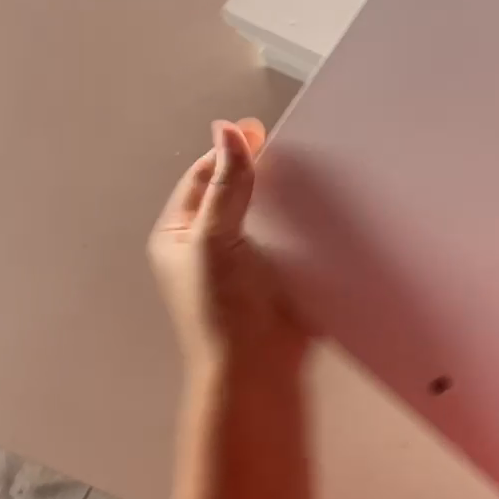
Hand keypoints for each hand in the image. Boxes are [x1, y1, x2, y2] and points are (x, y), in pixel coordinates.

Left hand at [148, 119, 309, 373]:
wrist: (256, 370)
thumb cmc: (224, 308)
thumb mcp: (216, 239)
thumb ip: (226, 186)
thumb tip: (227, 131)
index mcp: (179, 234)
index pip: (203, 178)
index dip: (228, 152)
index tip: (259, 129)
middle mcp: (207, 246)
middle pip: (233, 194)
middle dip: (257, 172)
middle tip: (290, 151)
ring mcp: (242, 264)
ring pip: (261, 217)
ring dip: (281, 200)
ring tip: (311, 178)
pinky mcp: (273, 279)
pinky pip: (284, 241)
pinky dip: (298, 226)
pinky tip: (320, 216)